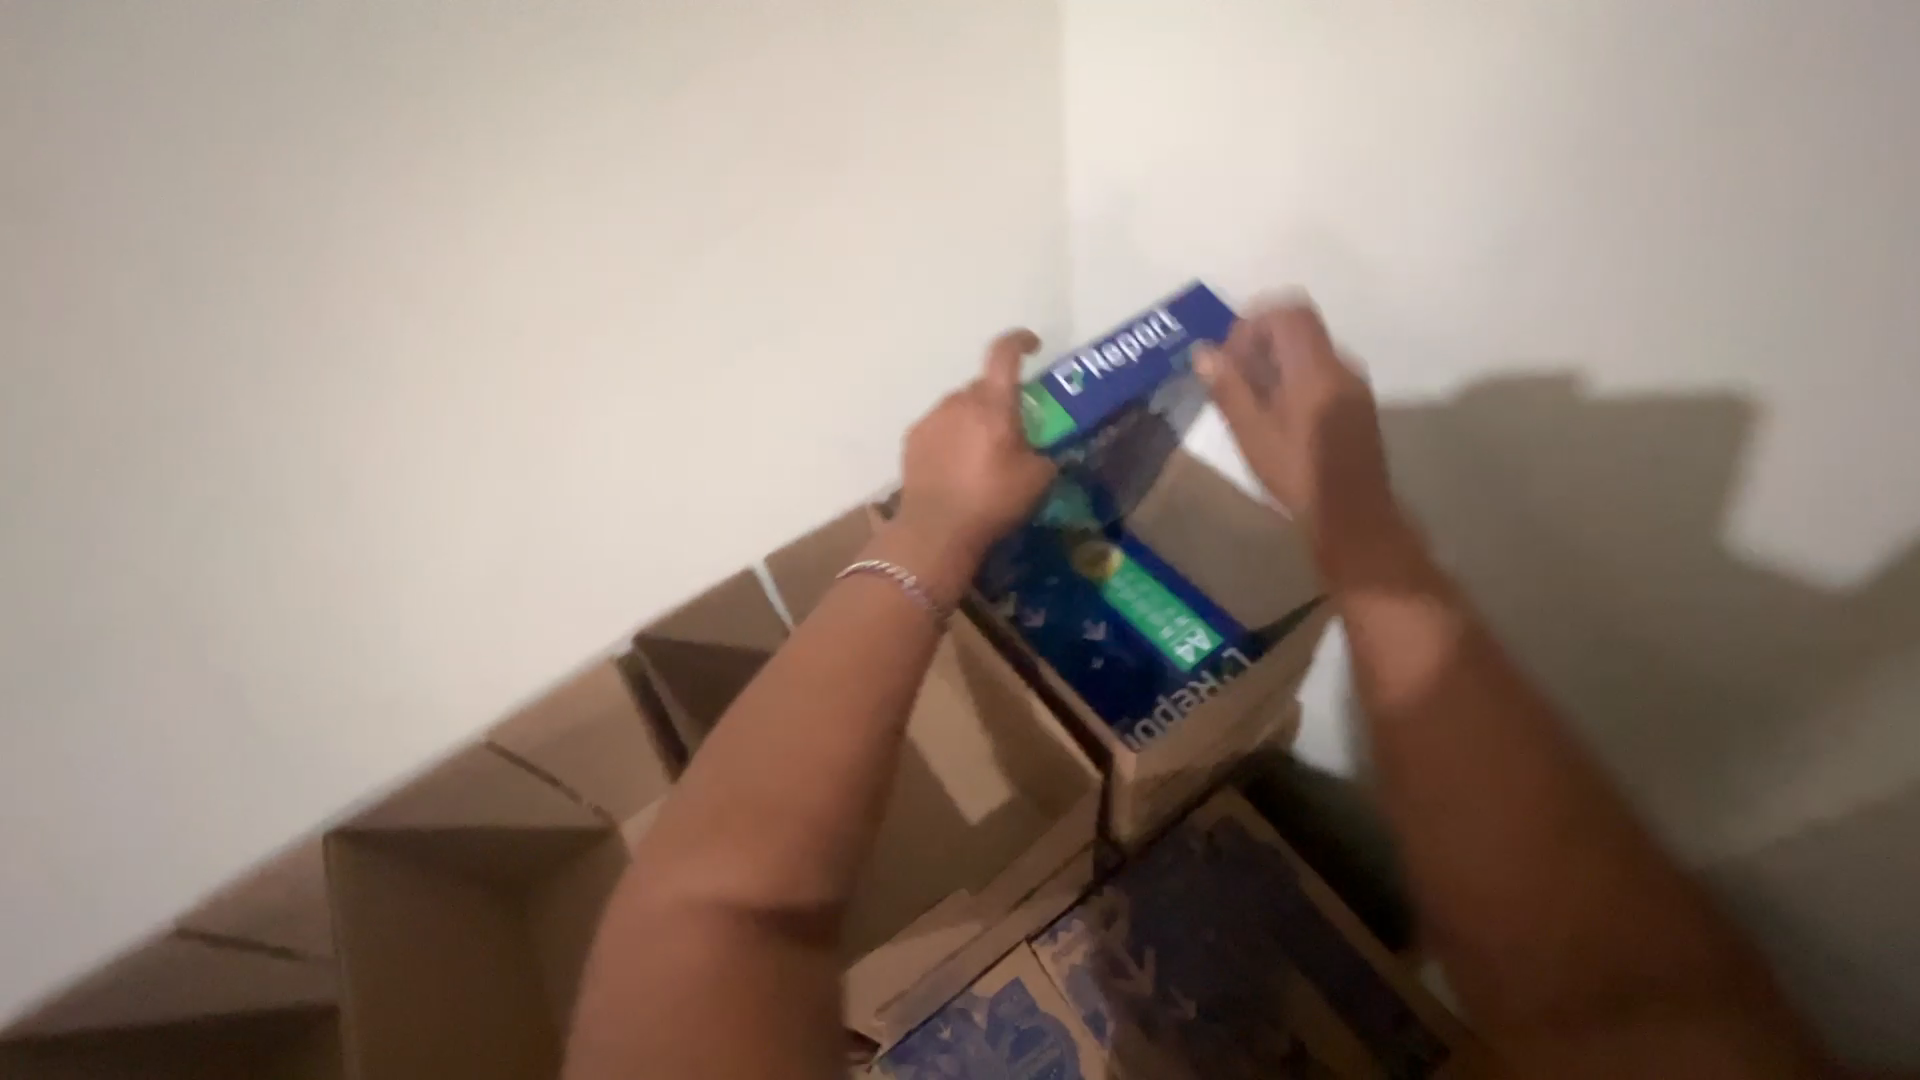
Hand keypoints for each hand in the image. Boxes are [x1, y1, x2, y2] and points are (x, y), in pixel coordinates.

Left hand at [895, 329, 1056, 564]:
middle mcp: (959, 401)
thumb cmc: (993, 501)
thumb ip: (1044, 455)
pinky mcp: (912, 439)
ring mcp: (931, 418)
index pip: (1004, 353)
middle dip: (997, 401)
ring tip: (978, 456)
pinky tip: (954, 467)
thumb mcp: (1038, 480)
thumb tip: (1042, 452)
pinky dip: (949, 437)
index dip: (1019, 341)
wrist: (936, 530)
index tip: (1031, 346)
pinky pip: (938, 427)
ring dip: (971, 420)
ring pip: (958, 407)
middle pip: (982, 387)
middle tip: (1008, 432)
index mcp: (993, 404)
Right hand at [1196, 296, 1403, 555]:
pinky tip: (1275, 419)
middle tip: (1231, 380)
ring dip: (1274, 365)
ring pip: (1309, 353)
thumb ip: (1228, 388)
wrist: (1351, 515)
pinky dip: (1292, 381)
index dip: (1252, 323)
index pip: (1288, 313)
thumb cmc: (1296, 474)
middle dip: (1259, 344)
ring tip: (1249, 404)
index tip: (1229, 356)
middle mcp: (1340, 366)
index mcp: (1315, 368)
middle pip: (1298, 330)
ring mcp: (1353, 386)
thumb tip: (1203, 352)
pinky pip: (1320, 374)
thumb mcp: (1251, 432)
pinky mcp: (1356, 406)